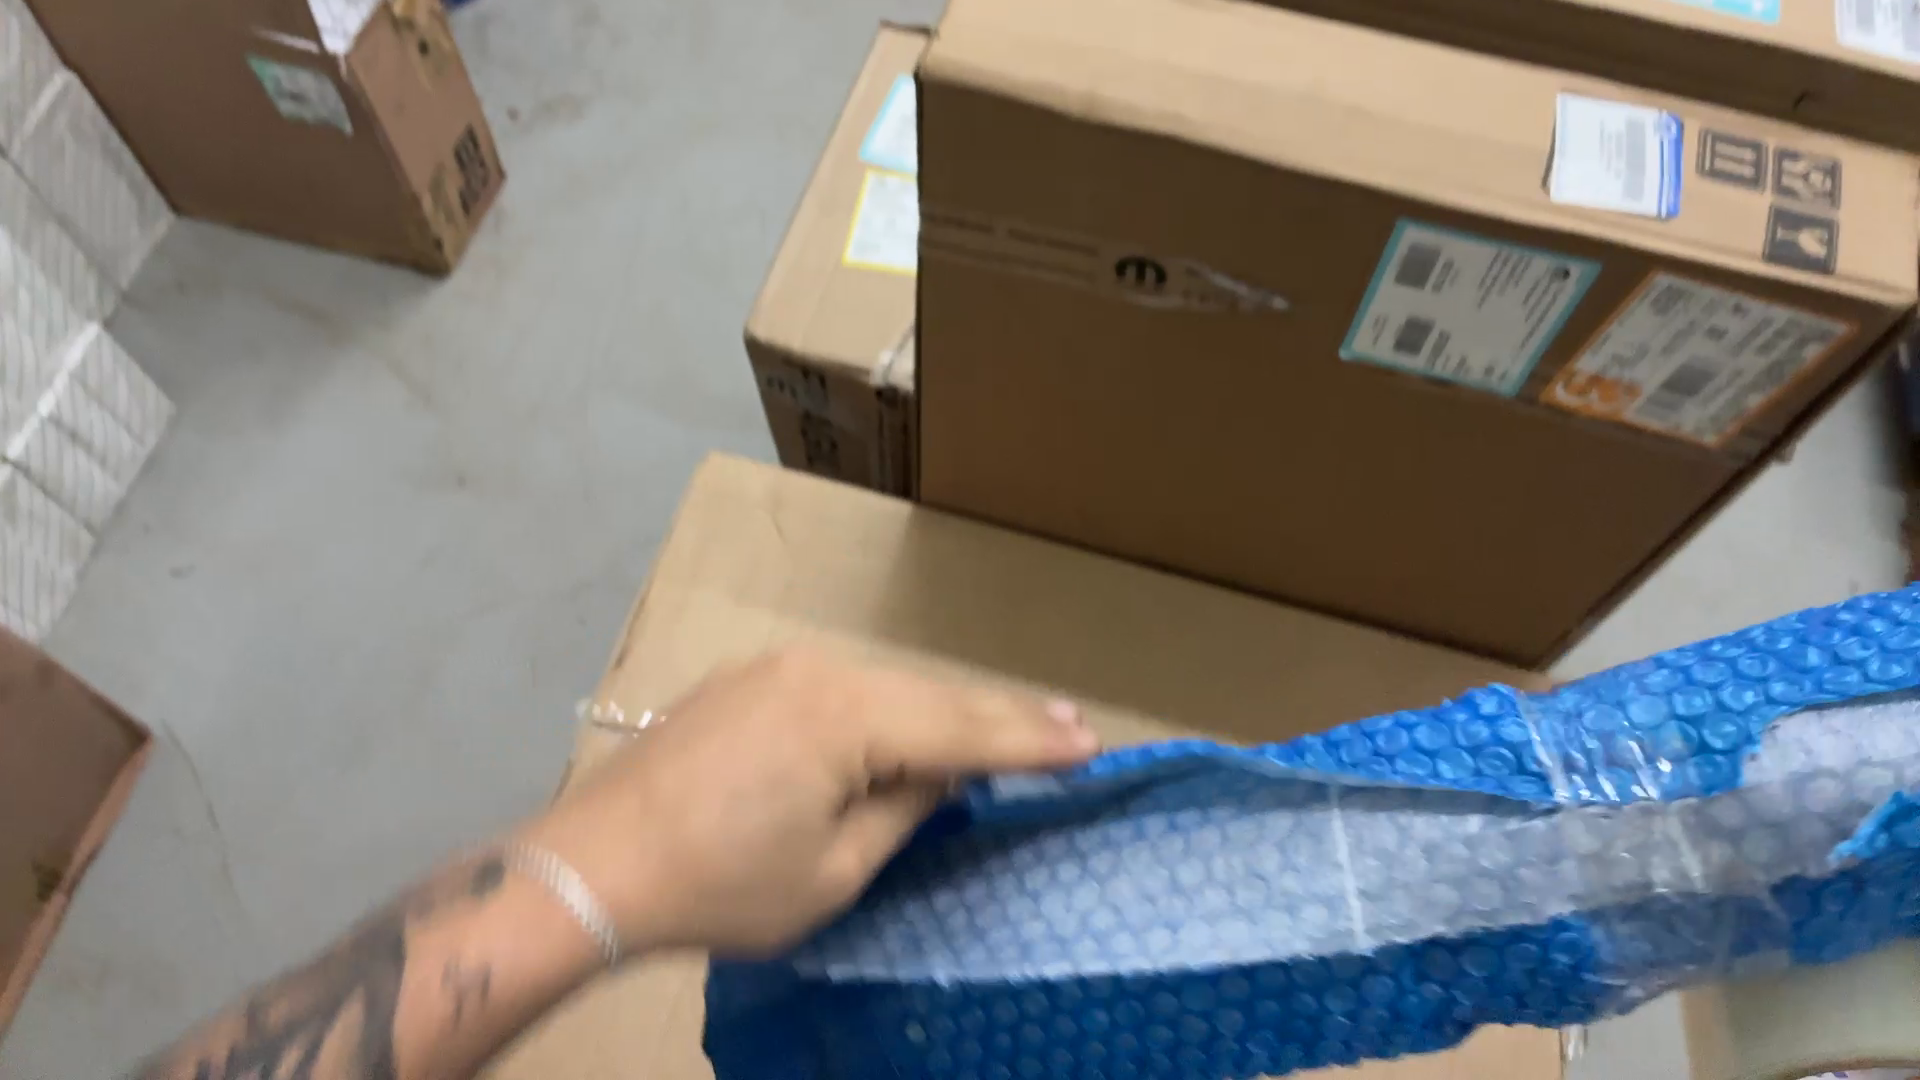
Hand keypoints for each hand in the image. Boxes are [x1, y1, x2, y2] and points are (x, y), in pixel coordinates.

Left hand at [518, 646, 1100, 956]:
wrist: (596, 863)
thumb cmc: (719, 886)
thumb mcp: (833, 871)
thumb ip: (903, 809)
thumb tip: (942, 772)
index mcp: (846, 715)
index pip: (961, 728)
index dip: (1028, 740)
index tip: (1088, 741)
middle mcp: (822, 670)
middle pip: (932, 696)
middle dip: (1002, 717)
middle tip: (1070, 721)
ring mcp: (784, 666)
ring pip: (890, 689)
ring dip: (946, 713)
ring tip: (1009, 724)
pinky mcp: (758, 677)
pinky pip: (846, 689)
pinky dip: (891, 710)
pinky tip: (918, 723)